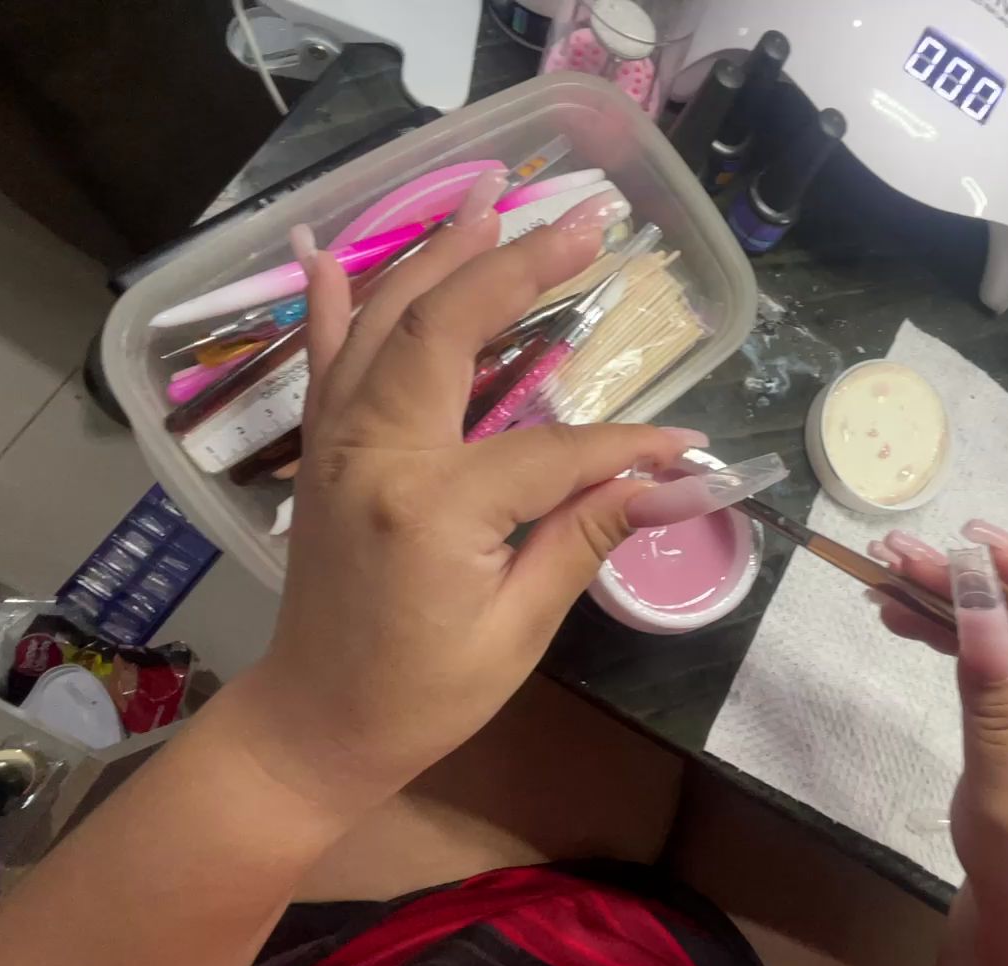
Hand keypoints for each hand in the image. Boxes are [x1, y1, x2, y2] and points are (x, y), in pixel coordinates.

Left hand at [225, 173, 699, 808]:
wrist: (316, 724)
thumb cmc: (424, 694)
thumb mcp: (520, 627)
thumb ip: (588, 536)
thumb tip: (674, 486)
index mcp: (434, 506)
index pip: (557, 452)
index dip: (631, 448)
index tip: (691, 446)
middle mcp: (376, 452)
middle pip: (449, 331)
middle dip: (523, 270)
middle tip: (585, 223)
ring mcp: (336, 443)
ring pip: (385, 323)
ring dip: (442, 256)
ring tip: (493, 200)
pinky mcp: (322, 452)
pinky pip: (324, 361)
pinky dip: (331, 301)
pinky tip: (330, 248)